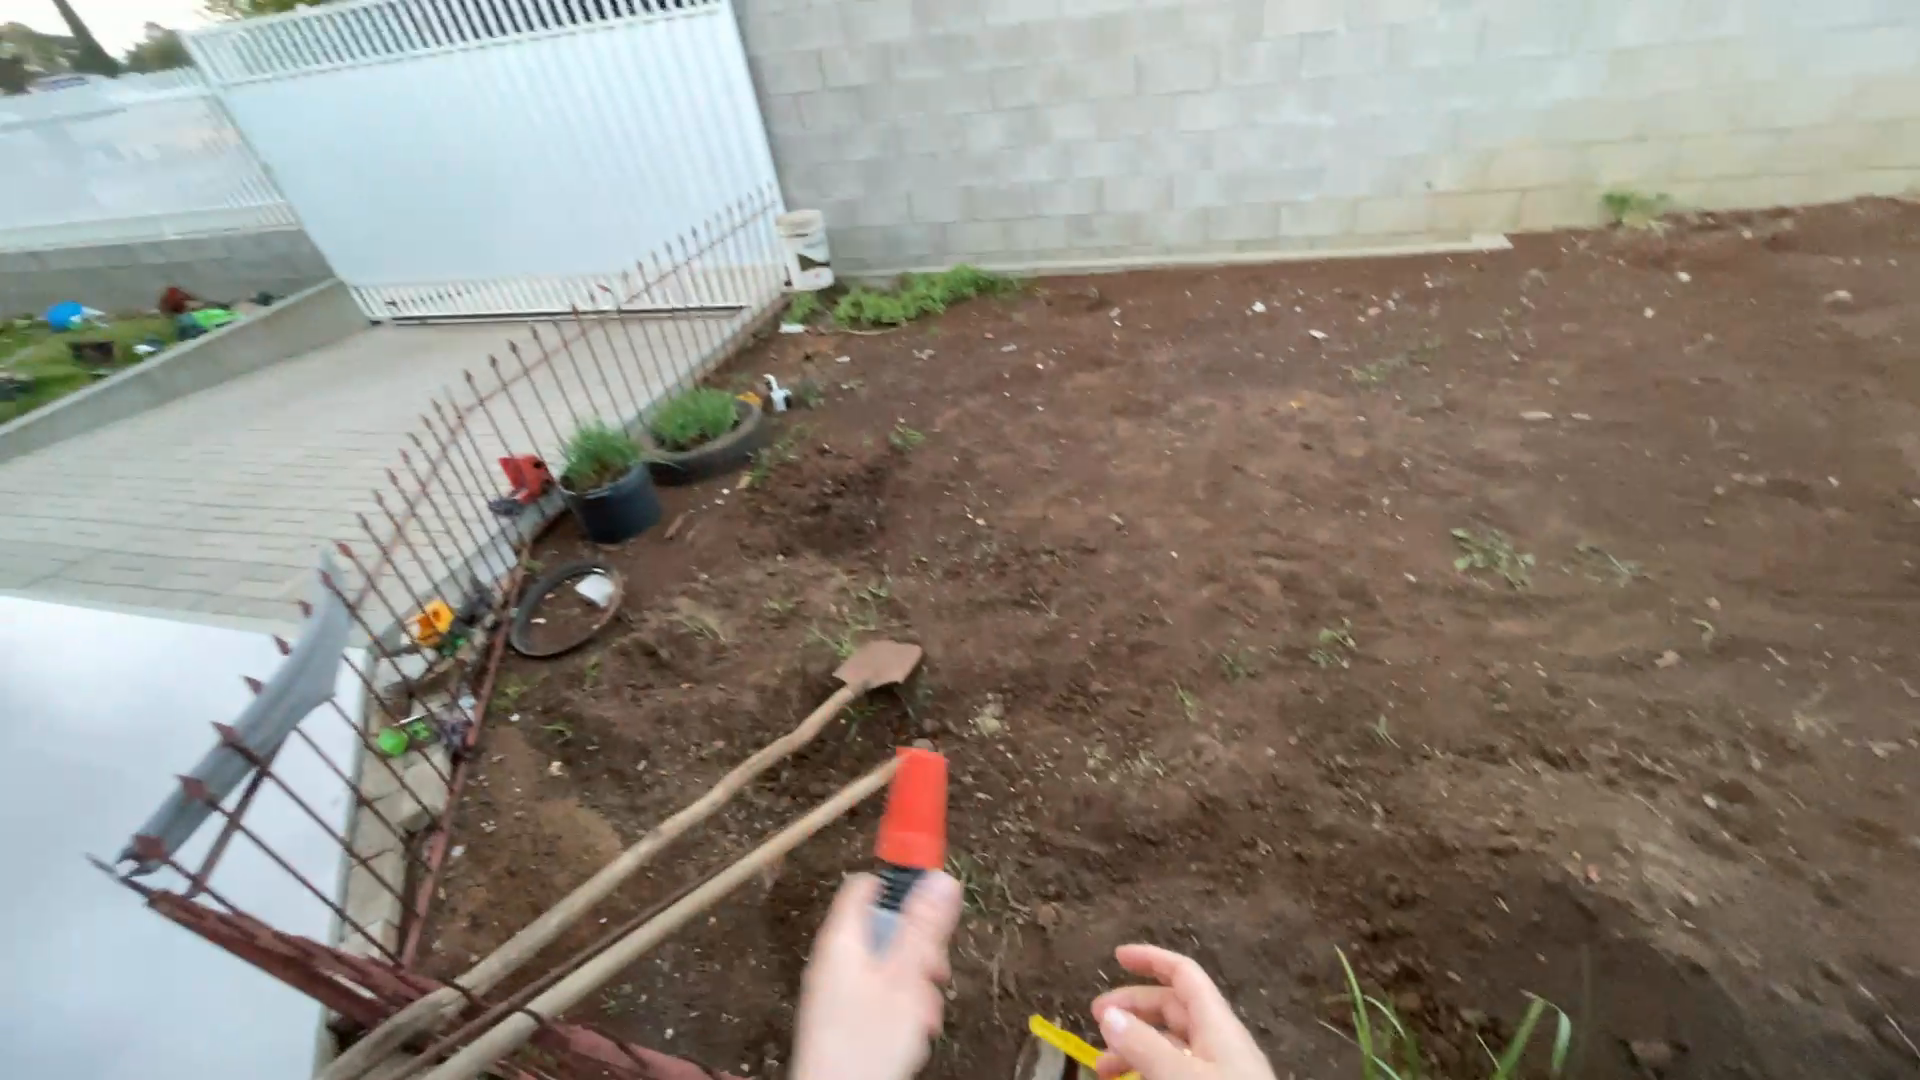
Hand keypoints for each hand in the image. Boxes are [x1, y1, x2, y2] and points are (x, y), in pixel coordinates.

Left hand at [791, 872, 962, 1079]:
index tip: (928, 900)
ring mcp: (836, 988)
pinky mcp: (842, 1016)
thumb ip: (924, 927)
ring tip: (924, 1010)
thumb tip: (941, 878)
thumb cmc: (865, 1043)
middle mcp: (835, 957)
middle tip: (934, 970)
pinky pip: (878, 991)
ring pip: (886, 962)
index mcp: (843, 938)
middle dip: (917, 946)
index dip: (899, 885)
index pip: (866, 884)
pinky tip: (912, 1027)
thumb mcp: (906, 978)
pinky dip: (900, 1002)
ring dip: (914, 980)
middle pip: (883, 925)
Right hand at [1090, 944, 1278, 1079]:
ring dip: (1134, 1048)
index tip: (1116, 958)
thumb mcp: (1180, 1078)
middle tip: (1096, 1020)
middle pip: (1171, 1010)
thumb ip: (1143, 1046)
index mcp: (1217, 1026)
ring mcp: (1218, 1077)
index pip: (1183, 975)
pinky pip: (1175, 1075)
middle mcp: (1219, 1045)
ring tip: (1102, 1068)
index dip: (1151, 959)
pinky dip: (1148, 1074)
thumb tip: (1109, 1014)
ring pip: (1170, 1047)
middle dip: (1132, 1010)